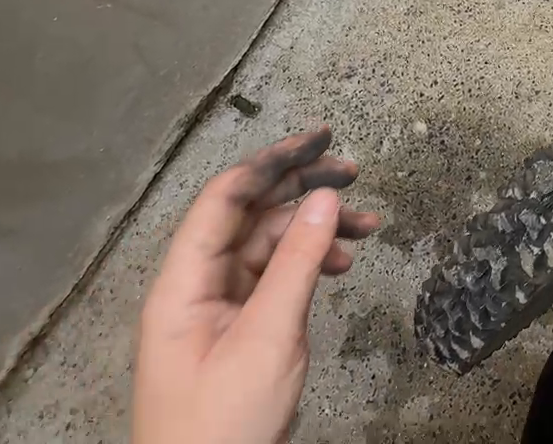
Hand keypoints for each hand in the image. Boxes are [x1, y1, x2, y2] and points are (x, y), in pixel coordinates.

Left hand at [133, 127, 381, 443]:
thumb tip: (325, 194)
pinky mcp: (244, 321)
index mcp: (184, 282)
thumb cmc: (226, 420)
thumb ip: (297, 262)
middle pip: (250, 212)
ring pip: (272, 240)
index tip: (321, 137)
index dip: (271, 160)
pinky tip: (346, 264)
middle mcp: (199, 282)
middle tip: (354, 170)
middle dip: (302, 186)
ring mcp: (221, 302)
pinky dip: (315, 259)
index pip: (224, 198)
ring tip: (368, 223)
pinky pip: (280, 270)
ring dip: (319, 226)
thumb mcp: (268, 338)